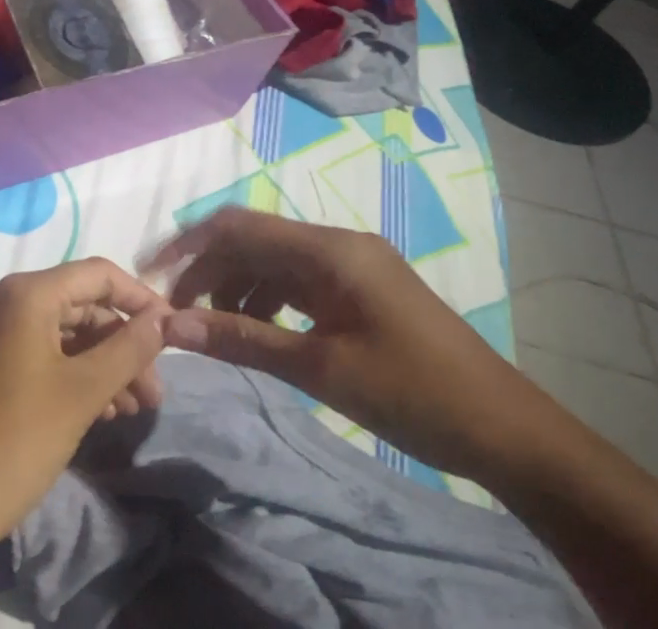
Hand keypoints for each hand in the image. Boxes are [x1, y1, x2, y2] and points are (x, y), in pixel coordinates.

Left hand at [0, 258, 169, 543]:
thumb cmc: (22, 437)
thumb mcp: (85, 390)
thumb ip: (130, 348)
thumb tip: (164, 320)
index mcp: (23, 292)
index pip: (97, 275)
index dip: (141, 299)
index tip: (174, 333)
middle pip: (79, 305)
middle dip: (122, 345)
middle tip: (155, 392)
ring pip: (60, 332)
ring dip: (101, 365)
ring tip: (134, 408)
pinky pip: (37, 350)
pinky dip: (71, 373)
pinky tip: (102, 410)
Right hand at [146, 207, 555, 479]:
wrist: (506, 431)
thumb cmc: (414, 392)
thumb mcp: (319, 368)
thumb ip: (242, 340)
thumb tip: (172, 325)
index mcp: (332, 250)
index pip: (241, 226)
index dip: (189, 245)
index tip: (150, 274)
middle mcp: (340, 246)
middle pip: (254, 242)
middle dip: (208, 271)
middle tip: (175, 314)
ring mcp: (353, 270)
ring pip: (274, 264)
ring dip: (235, 288)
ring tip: (211, 328)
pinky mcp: (360, 295)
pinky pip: (298, 284)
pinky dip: (266, 302)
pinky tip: (254, 332)